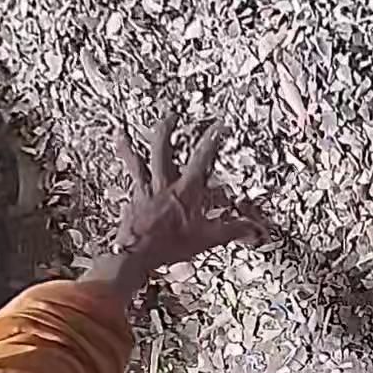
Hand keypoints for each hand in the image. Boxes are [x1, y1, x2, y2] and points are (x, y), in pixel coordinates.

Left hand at [82, 112, 261, 302]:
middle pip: (163, 148)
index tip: (217, 126)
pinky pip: (128, 182)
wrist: (135, 256)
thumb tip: (251, 229)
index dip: (211, 139)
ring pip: (138, 161)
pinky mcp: (132, 202)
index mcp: (185, 190)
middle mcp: (163, 185)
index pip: (201, 157)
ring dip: (130, 146)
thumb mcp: (206, 239)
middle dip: (168, 128)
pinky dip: (124, 179)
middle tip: (172, 116)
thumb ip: (231, 230)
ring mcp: (145, 191)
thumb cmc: (168, 246)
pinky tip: (121, 174)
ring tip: (123, 134)